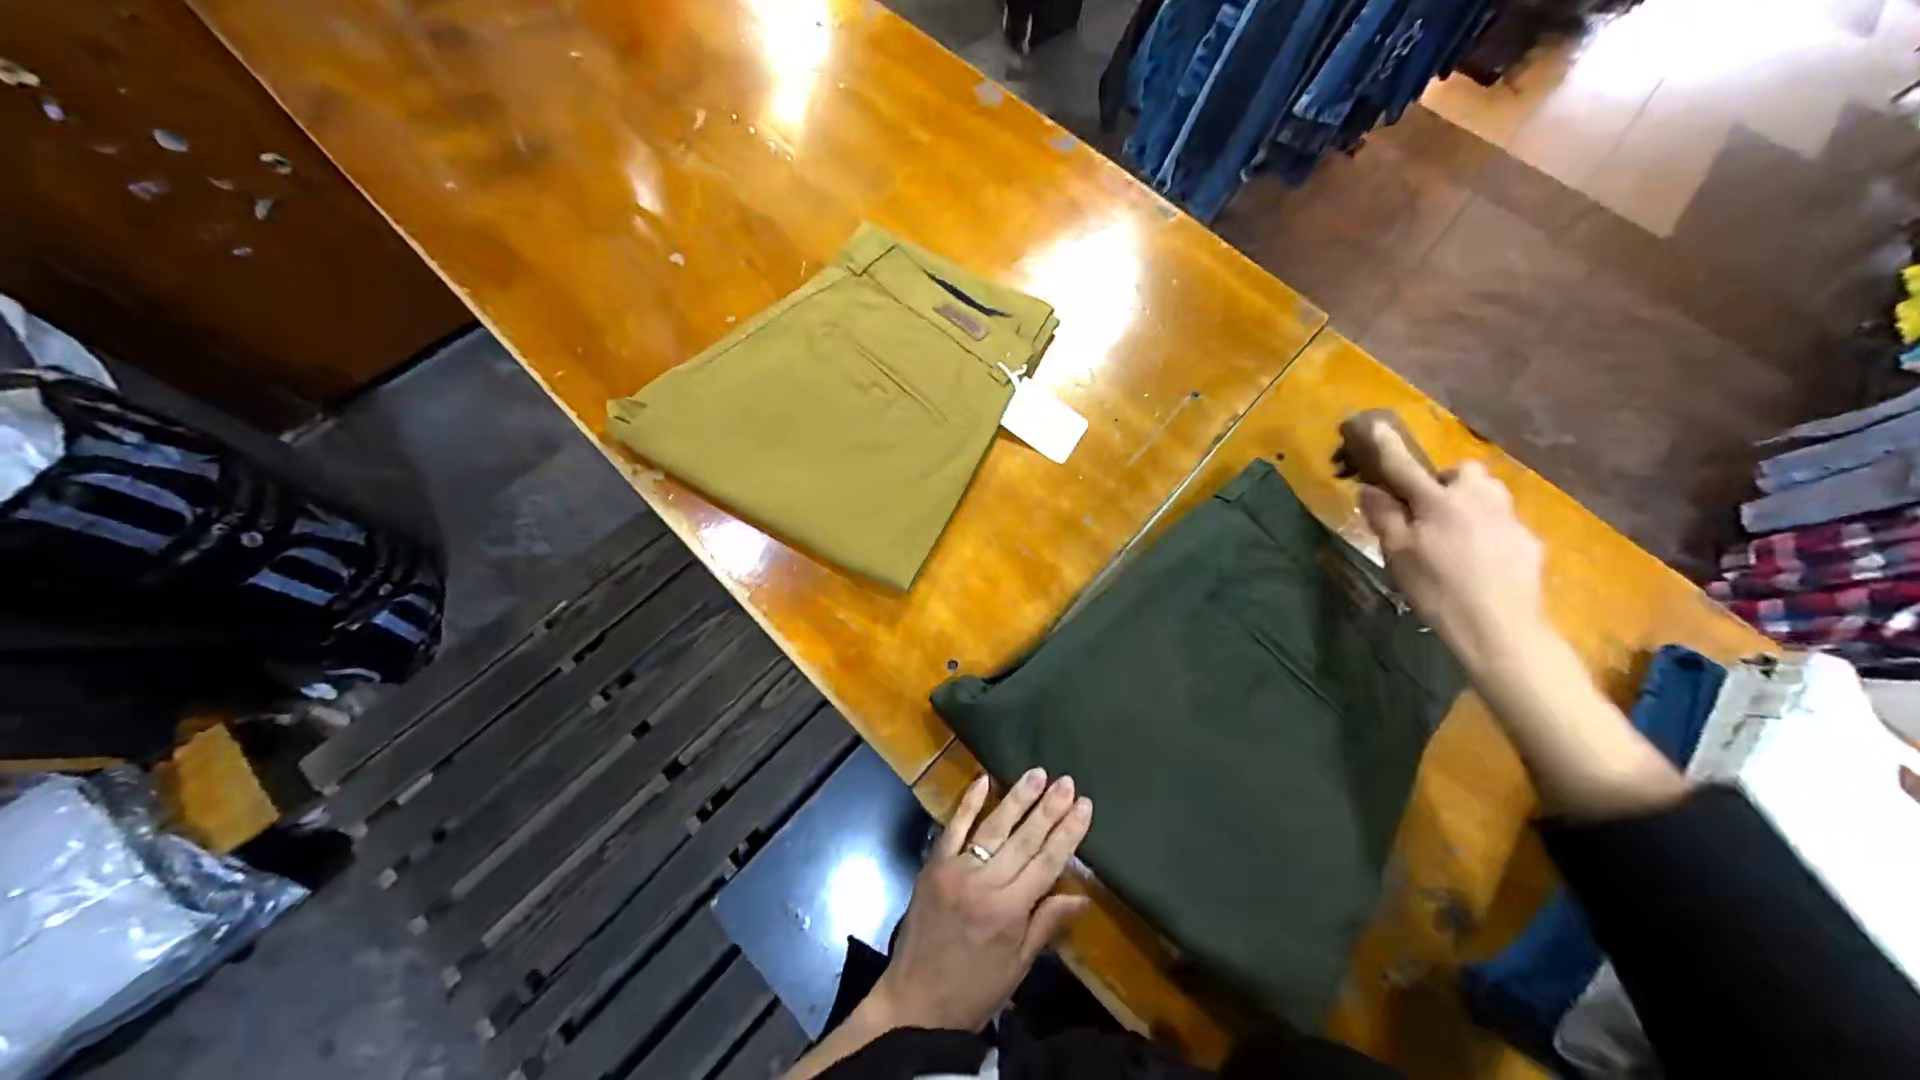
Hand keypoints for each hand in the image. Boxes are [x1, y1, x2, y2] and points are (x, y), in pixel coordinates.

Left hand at [870, 768, 1092, 1031]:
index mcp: (1009, 911)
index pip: (1047, 862)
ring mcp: (956, 870)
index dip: (1068, 832)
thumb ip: (1047, 923)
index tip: (1085, 805)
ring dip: (1017, 798)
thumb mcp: (1018, 965)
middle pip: (1024, 839)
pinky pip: (953, 828)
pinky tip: (983, 779)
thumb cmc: (974, 989)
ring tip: (1038, 773)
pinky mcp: (933, 865)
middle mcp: (985, 883)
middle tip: (1067, 781)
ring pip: (993, 827)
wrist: (914, 1000)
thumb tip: (1083, 897)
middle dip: (1049, 808)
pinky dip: (968, 803)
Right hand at [1356, 422, 1546, 668]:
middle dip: (1447, 481)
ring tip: (1454, 531)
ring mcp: (1509, 520)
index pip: (1406, 467)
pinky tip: (1477, 560)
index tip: (1378, 426)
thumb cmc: (1437, 588)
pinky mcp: (1529, 543)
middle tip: (1428, 508)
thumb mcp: (1398, 554)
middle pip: (1465, 472)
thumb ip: (1385, 517)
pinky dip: (1486, 530)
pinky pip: (1502, 523)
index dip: (1388, 447)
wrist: (1500, 628)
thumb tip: (1372, 490)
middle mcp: (1478, 500)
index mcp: (1439, 502)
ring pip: (1489, 494)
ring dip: (1470, 501)